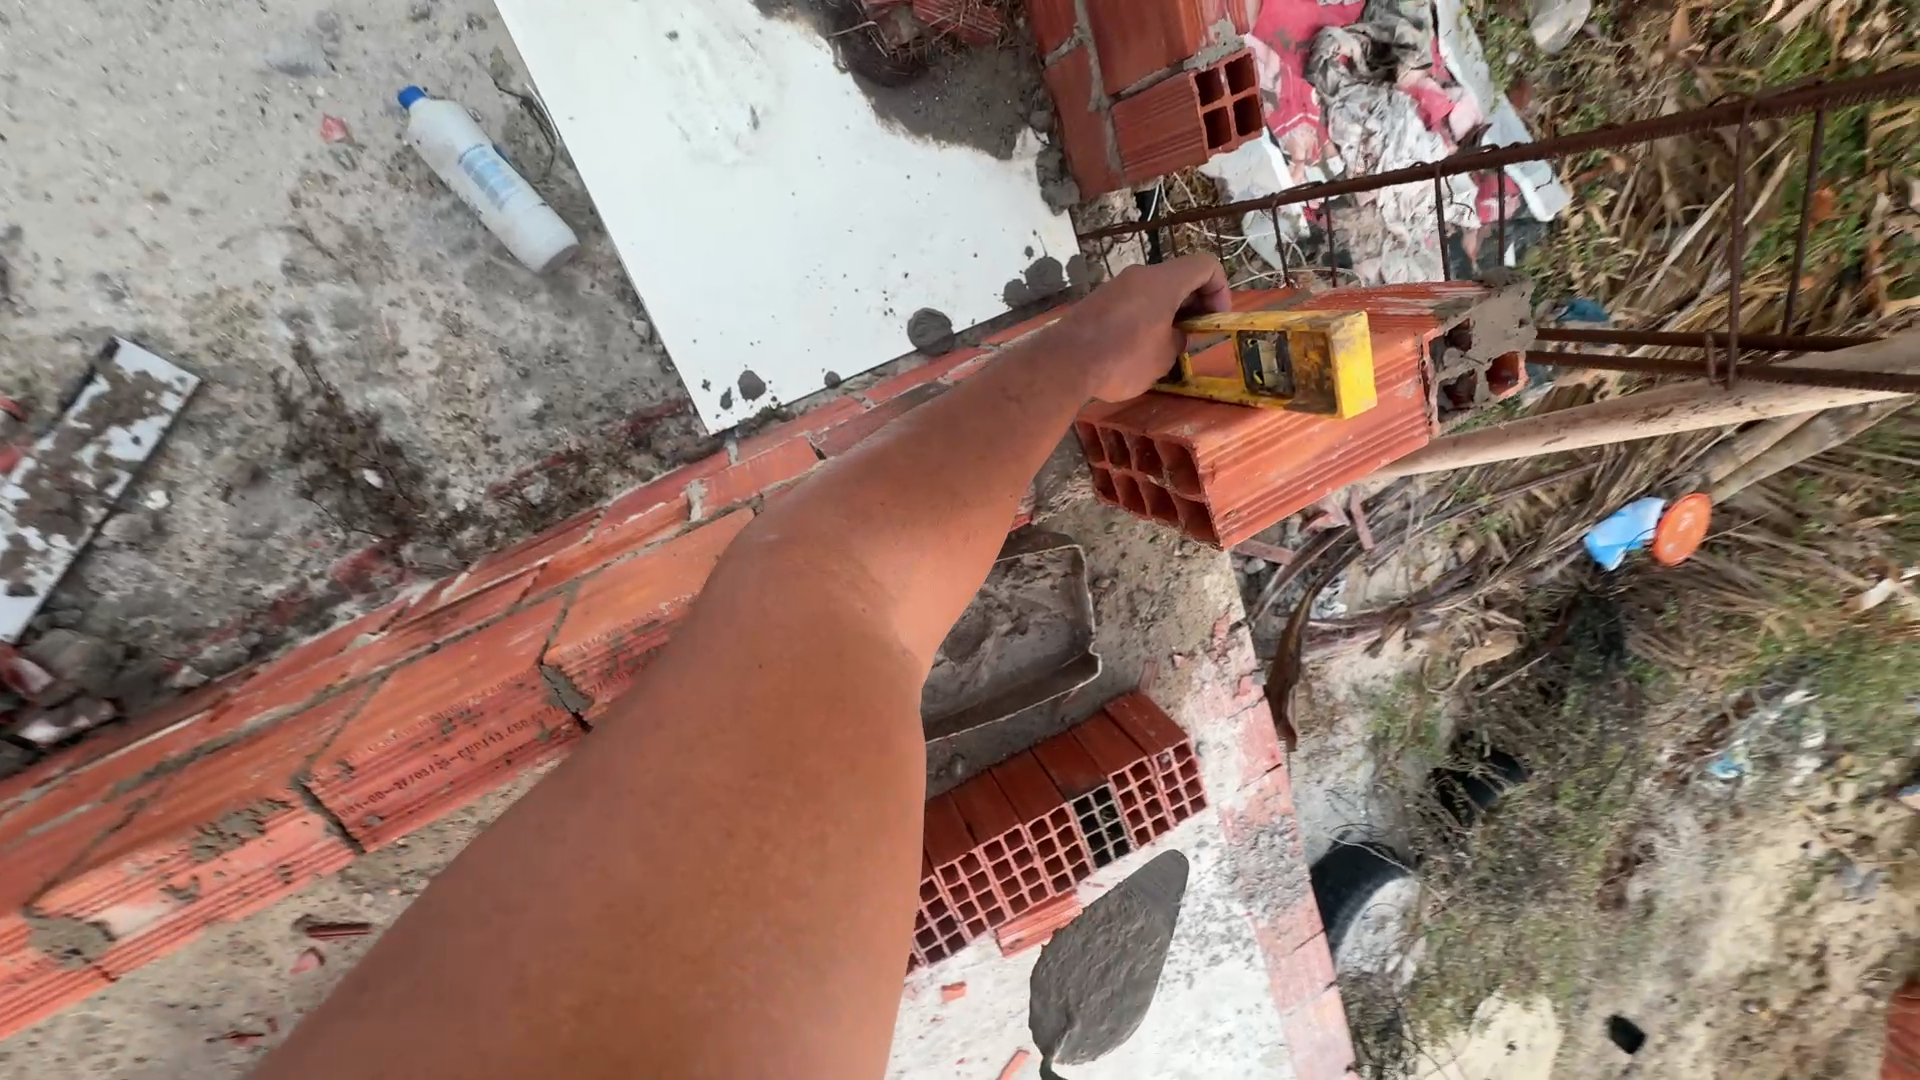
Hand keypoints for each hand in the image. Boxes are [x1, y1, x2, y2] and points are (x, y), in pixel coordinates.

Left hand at [1045, 255, 1230, 401]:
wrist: (1064, 362)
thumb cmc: (1123, 358)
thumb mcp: (1164, 357)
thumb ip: (1178, 340)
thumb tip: (1174, 335)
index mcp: (1163, 281)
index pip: (1205, 265)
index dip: (1220, 289)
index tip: (1216, 319)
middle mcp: (1138, 276)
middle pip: (1177, 278)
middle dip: (1192, 304)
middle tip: (1193, 335)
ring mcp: (1113, 288)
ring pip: (1151, 293)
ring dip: (1165, 314)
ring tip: (1164, 347)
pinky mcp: (1094, 304)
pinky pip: (1129, 305)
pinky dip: (1141, 319)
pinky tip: (1134, 350)